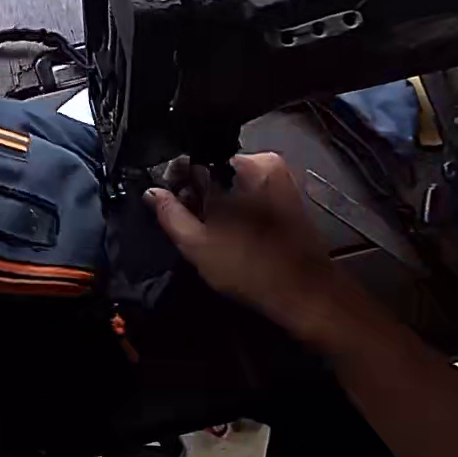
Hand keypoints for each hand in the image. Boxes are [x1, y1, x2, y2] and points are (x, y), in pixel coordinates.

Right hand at [144, 153, 359, 342]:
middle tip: (190, 225)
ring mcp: (284, 181)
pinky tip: (234, 238)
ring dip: (220, 206)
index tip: (171, 206)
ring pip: (235, 186)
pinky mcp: (292, 200)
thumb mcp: (197, 244)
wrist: (304, 293)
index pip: (196, 163)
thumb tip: (153, 193)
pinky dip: (241, 212)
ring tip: (211, 235)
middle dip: (200, 195)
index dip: (177, 185)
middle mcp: (268, 164)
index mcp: (245, 165)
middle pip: (216, 173)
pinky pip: (254, 197)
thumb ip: (170, 214)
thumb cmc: (249, 267)